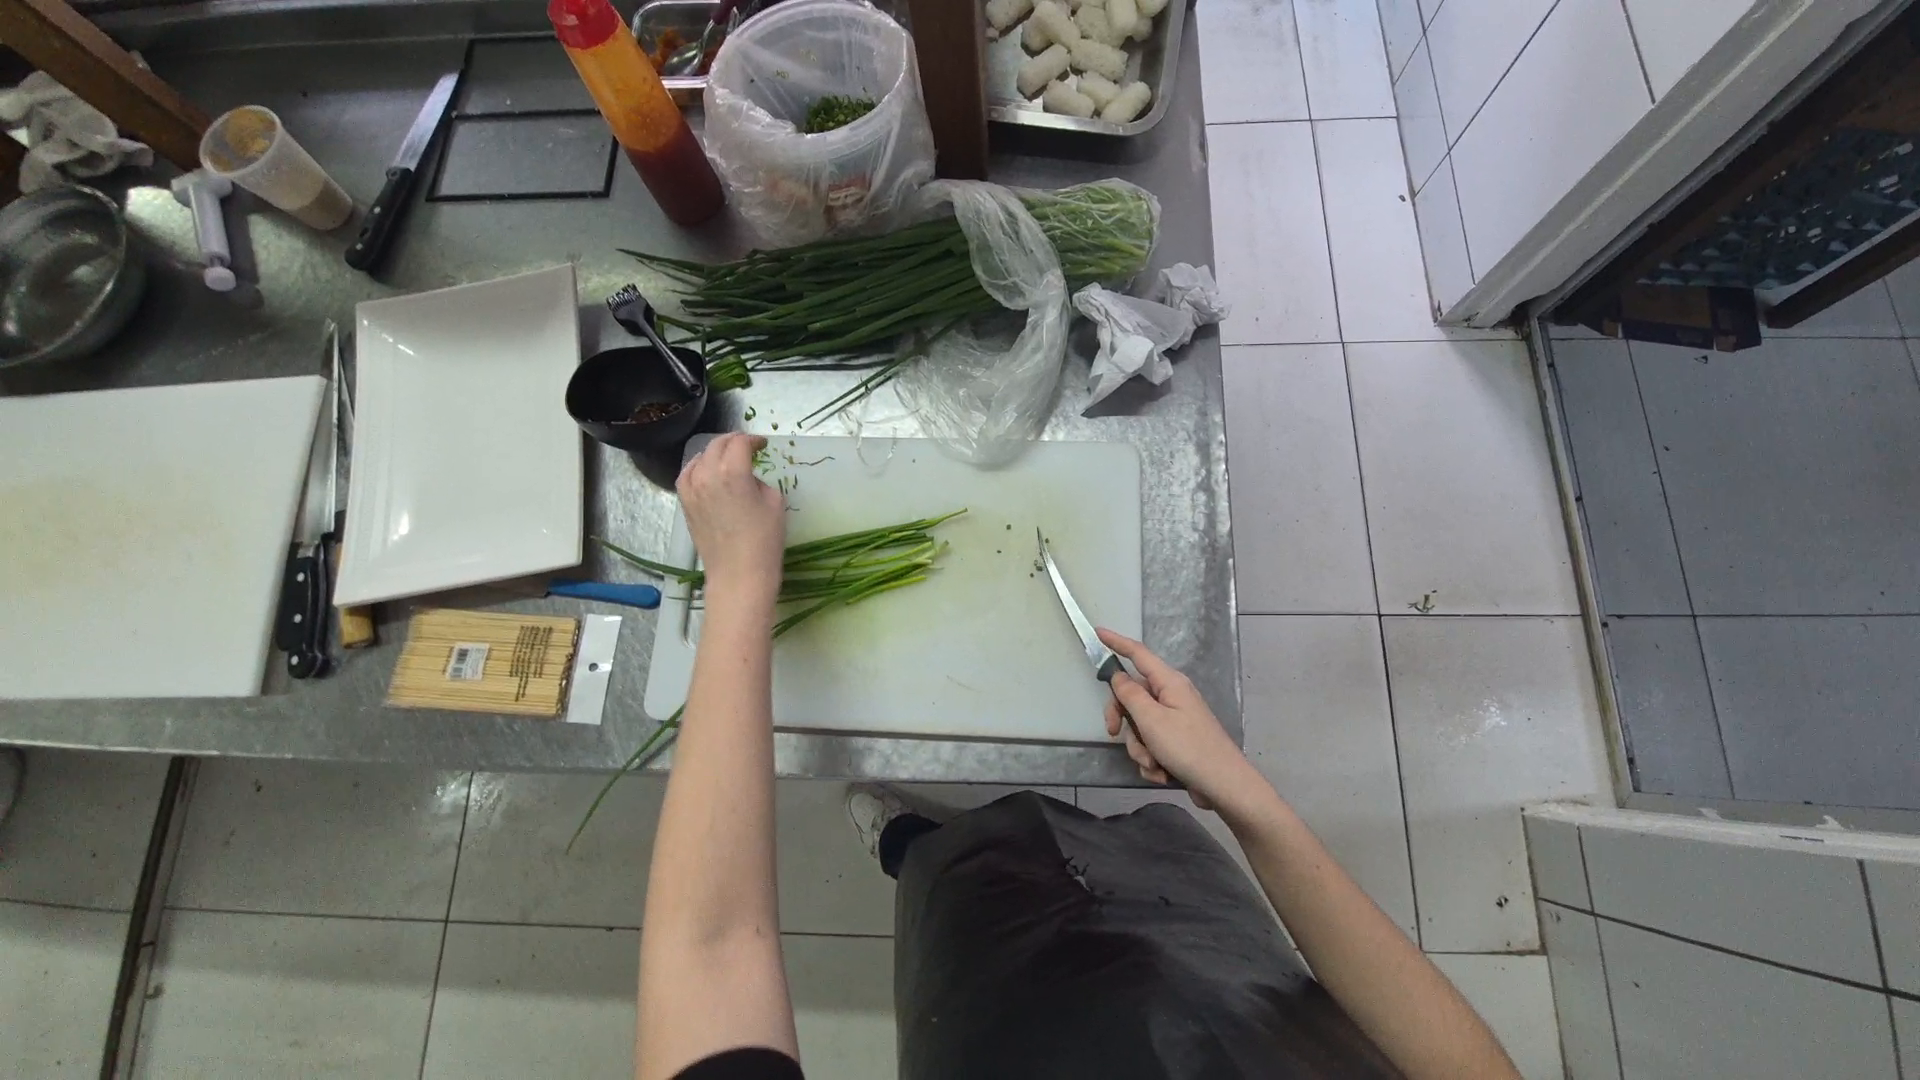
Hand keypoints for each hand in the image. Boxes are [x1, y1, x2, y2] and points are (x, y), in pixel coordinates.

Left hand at [678, 434, 784, 599]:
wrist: (738, 574)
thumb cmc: (764, 540)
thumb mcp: (775, 502)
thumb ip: (760, 481)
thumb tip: (748, 479)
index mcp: (733, 471)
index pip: (740, 443)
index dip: (753, 440)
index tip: (762, 444)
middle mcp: (707, 474)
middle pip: (717, 445)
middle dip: (733, 442)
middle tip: (746, 446)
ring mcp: (692, 489)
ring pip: (699, 458)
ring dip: (714, 452)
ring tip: (726, 457)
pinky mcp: (685, 503)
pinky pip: (687, 475)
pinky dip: (697, 468)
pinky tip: (705, 472)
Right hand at [1098, 628, 1258, 811]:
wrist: (1223, 786)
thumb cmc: (1189, 748)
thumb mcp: (1152, 720)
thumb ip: (1129, 695)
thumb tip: (1117, 676)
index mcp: (1169, 683)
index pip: (1138, 654)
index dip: (1117, 643)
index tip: (1098, 633)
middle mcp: (1172, 696)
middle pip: (1132, 697)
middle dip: (1123, 720)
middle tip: (1114, 733)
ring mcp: (1175, 719)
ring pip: (1139, 726)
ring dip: (1139, 748)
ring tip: (1153, 764)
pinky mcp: (1177, 742)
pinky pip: (1151, 744)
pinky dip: (1151, 759)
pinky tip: (1162, 773)